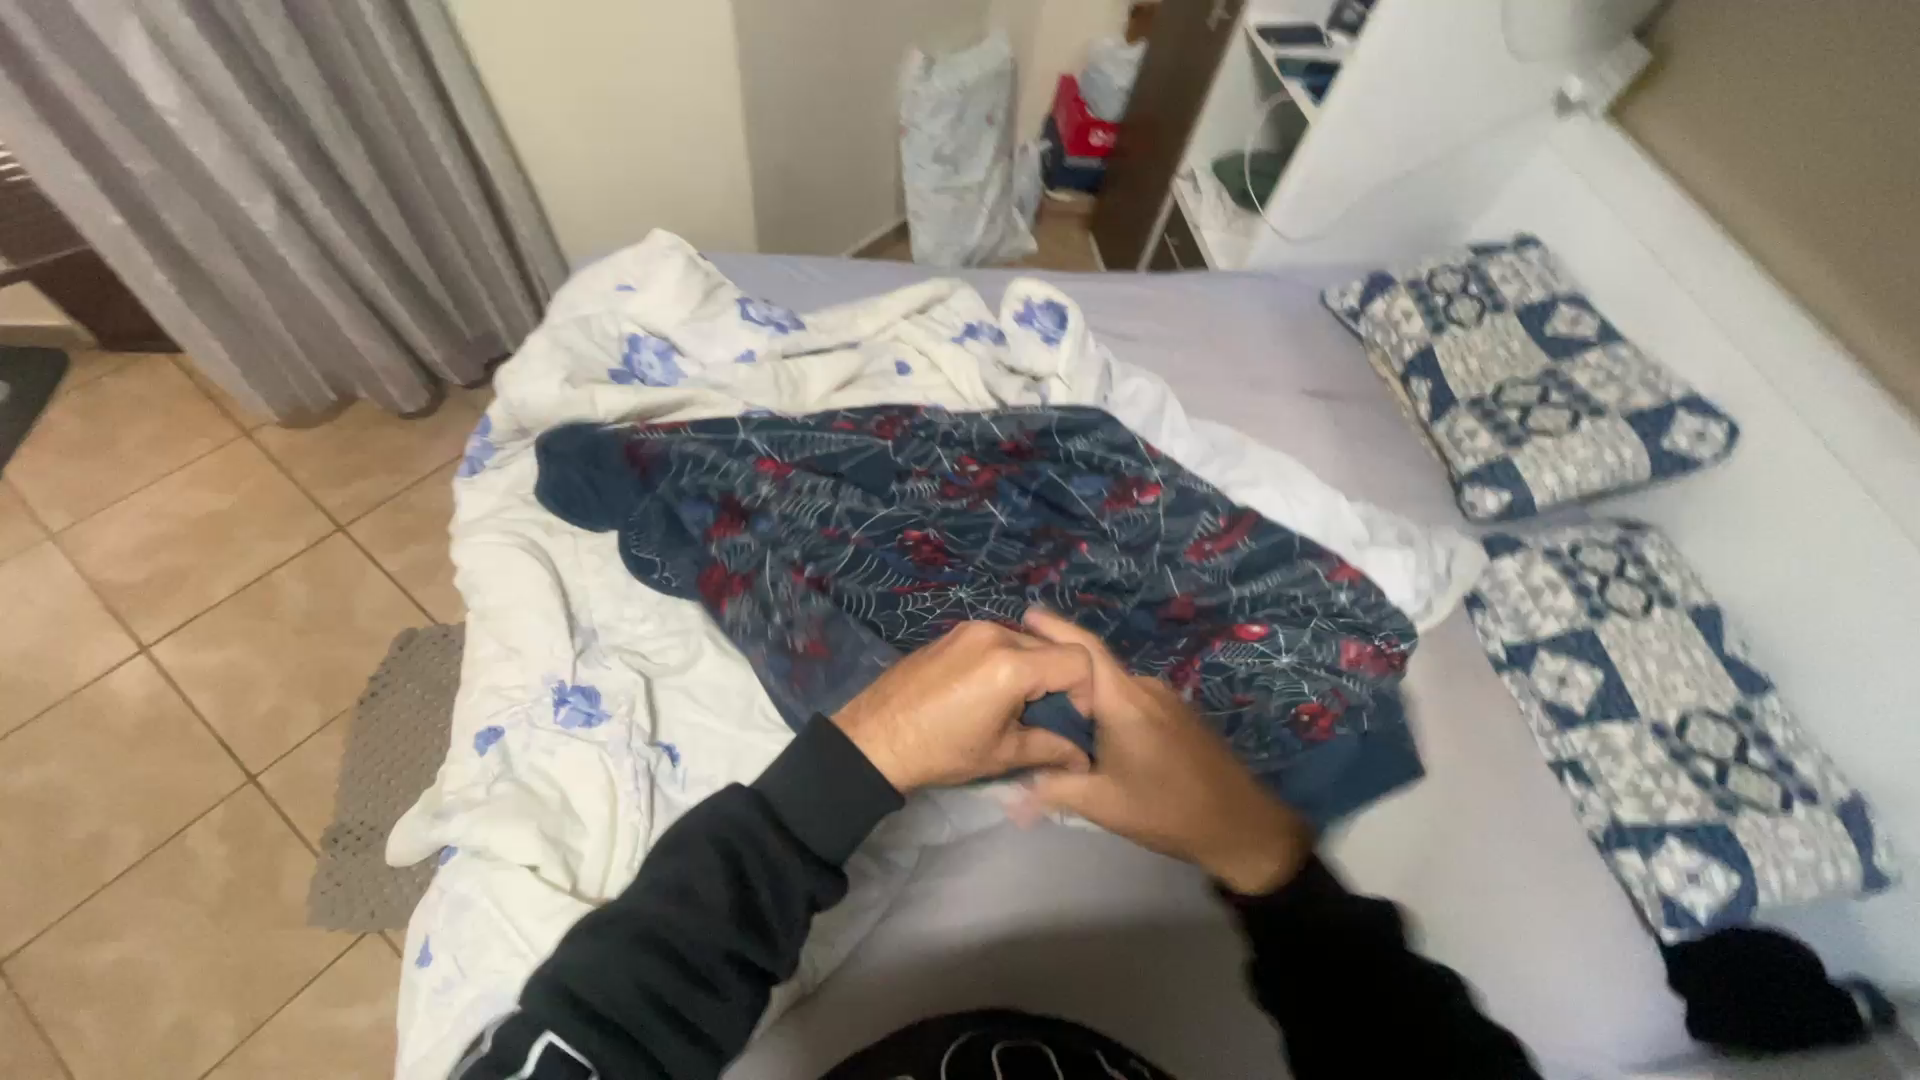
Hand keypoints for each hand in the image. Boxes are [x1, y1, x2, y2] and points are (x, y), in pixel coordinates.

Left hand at [832, 621, 1094, 793]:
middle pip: (1052, 648)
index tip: (1068, 720)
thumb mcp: (1002, 754)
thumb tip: (1083, 760)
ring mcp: (971, 628)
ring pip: (1026, 642)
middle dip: (1058, 682)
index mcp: (1011, 663)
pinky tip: (987, 693)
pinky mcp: (954, 632)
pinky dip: (1007, 662)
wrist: (874, 738)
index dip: (1084, 693)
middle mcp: (995, 633)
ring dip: (1032, 671)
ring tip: (1012, 707)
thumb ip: (1051, 748)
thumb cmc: (941, 751)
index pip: (1077, 660)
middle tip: (1042, 717)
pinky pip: (998, 640)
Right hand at [1019, 607, 1314, 894]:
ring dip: (1086, 694)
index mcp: (1123, 699)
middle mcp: (1145, 687)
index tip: (1026, 614)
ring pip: (1114, 685)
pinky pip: (1133, 698)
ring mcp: (1166, 698)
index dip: (1054, 627)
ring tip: (1053, 714)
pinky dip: (1109, 706)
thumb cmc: (1167, 810)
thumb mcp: (1101, 805)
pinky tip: (1096, 732)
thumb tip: (1009, 792)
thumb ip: (1052, 789)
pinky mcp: (1179, 713)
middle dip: (1060, 671)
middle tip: (1025, 685)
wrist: (1241, 825)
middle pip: (1094, 667)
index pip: (1084, 648)